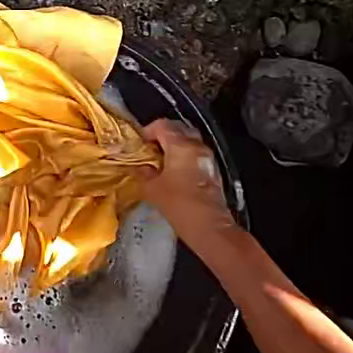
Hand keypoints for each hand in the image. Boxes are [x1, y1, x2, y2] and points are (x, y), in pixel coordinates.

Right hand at [141, 119, 239, 249]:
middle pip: (179, 129)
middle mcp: (196, 147)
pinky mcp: (213, 170)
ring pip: (189, 141)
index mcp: (180, 146)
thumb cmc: (179, 205)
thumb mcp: (152, 189)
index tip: (140, 143)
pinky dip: (185, 156)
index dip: (148, 131)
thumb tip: (141, 168)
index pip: (162, 125)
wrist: (210, 227)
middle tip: (150, 149)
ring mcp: (207, 158)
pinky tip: (174, 172)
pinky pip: (196, 154)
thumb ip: (144, 173)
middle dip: (163, 135)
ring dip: (175, 146)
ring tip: (161, 161)